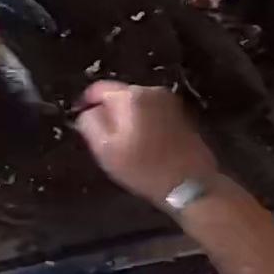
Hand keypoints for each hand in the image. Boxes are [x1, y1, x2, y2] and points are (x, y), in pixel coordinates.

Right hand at [73, 81, 218, 205]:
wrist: (191, 185)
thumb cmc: (143, 167)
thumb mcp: (103, 148)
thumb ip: (89, 122)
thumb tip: (87, 111)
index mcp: (131, 97)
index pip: (97, 89)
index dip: (86, 103)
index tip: (82, 122)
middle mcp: (152, 91)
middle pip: (118, 95)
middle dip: (108, 112)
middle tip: (103, 138)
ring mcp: (170, 102)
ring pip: (135, 104)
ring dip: (125, 118)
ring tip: (123, 143)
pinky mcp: (181, 115)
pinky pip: (150, 112)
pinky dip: (142, 122)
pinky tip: (142, 143)